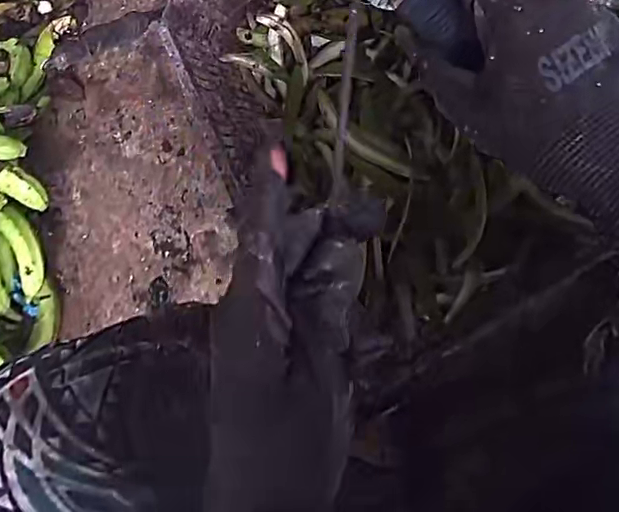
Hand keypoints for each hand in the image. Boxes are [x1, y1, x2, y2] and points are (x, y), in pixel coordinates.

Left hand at [204, 145, 370, 511]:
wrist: (256, 510)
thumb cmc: (289, 451)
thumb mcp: (322, 378)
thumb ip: (327, 308)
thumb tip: (337, 247)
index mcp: (252, 311)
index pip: (261, 233)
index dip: (269, 186)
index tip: (274, 143)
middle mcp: (245, 306)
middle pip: (283, 242)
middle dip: (325, 223)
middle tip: (373, 216)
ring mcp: (251, 322)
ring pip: (290, 264)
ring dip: (325, 251)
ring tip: (365, 237)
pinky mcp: (259, 337)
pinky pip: (291, 292)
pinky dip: (318, 281)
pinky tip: (342, 280)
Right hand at [414, 0, 618, 251]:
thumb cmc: (539, 135)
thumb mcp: (472, 108)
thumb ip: (434, 65)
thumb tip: (408, 36)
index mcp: (509, 9)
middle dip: (483, 6)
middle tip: (472, 42)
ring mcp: (585, 7)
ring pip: (536, 0)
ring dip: (520, 21)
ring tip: (517, 64)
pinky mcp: (611, 24)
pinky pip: (567, 17)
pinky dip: (552, 33)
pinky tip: (553, 71)